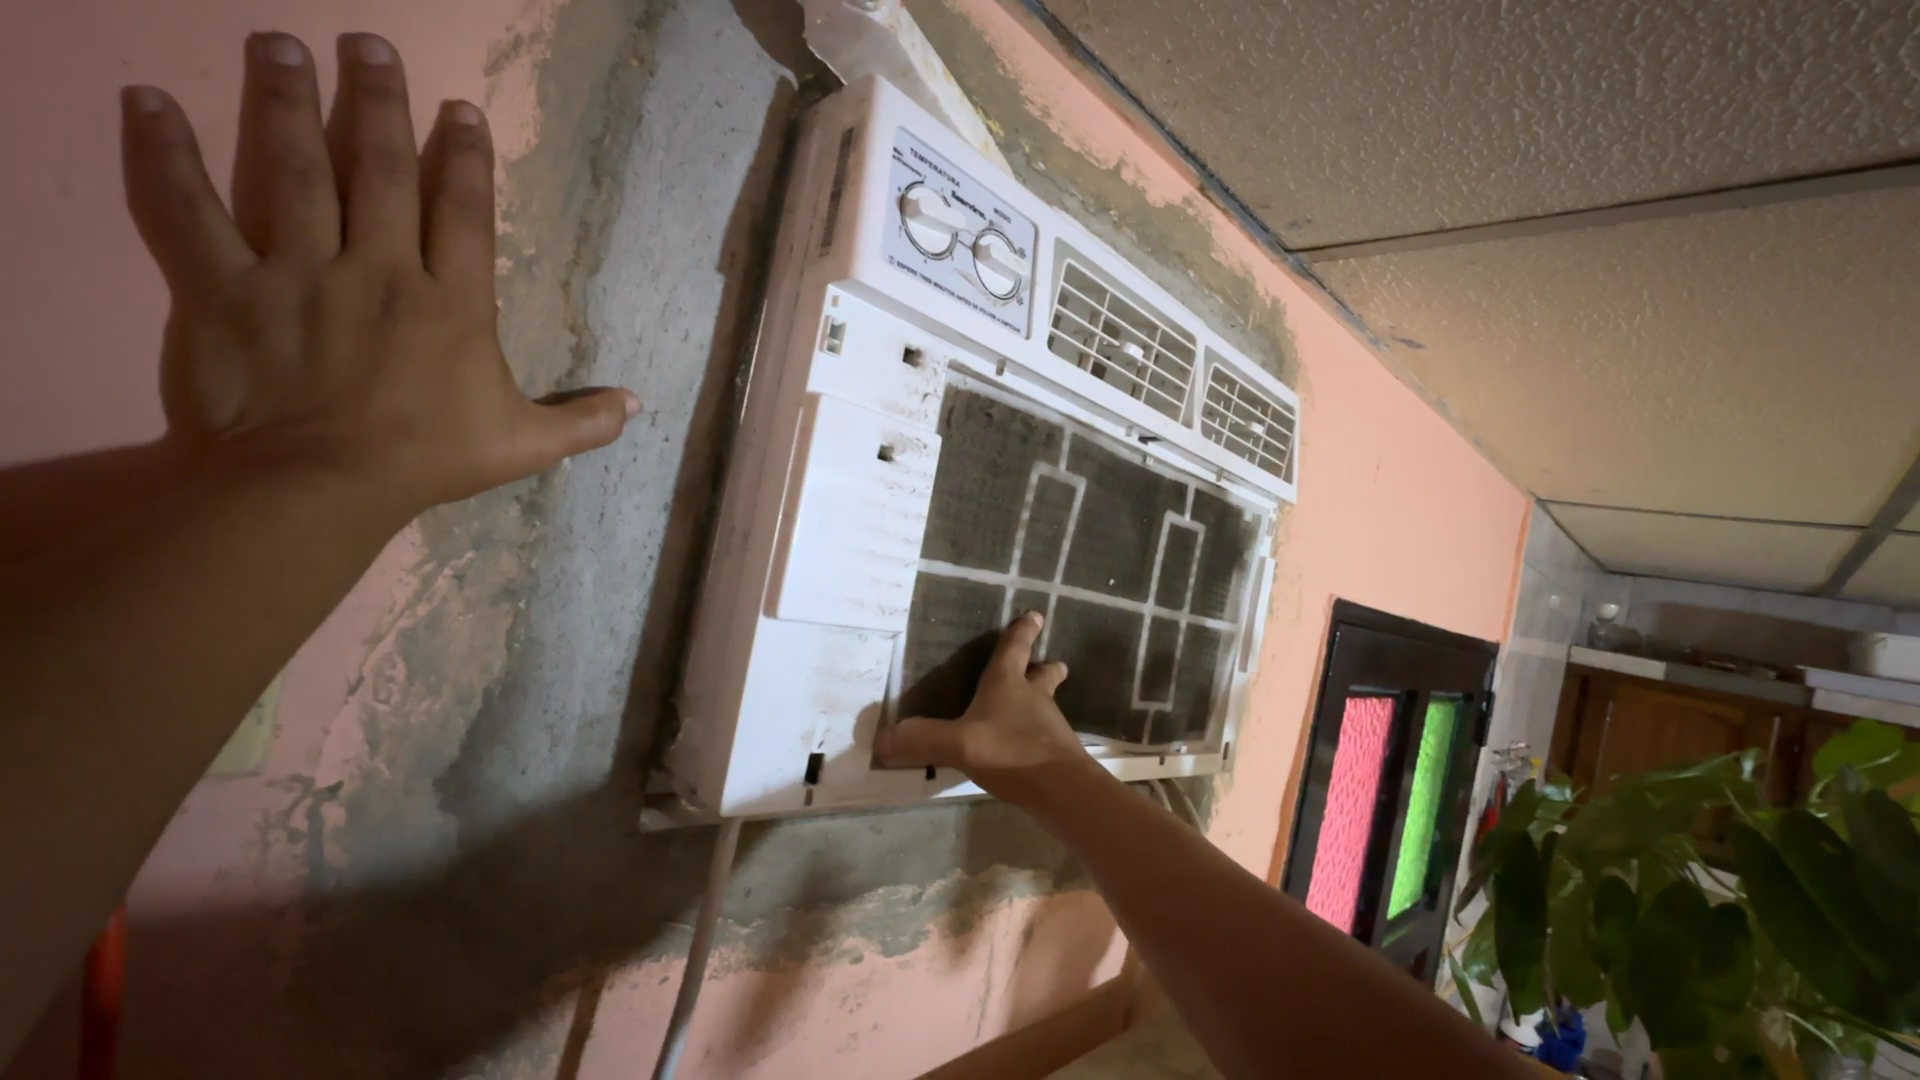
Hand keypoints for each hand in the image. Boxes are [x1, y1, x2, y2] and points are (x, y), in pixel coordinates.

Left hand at [123, 32, 636, 520]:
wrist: (322, 486)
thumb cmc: (431, 461)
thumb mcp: (525, 446)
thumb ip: (584, 422)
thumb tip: (638, 404)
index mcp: (452, 303)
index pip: (463, 213)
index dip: (465, 157)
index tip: (459, 107)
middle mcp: (381, 270)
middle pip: (383, 171)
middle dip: (380, 105)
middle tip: (371, 46)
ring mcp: (301, 272)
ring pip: (298, 171)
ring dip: (292, 103)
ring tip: (285, 44)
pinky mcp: (227, 287)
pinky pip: (188, 211)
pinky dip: (165, 154)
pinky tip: (148, 100)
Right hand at [876, 611, 1105, 807]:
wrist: (1062, 790)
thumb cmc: (1010, 752)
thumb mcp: (958, 745)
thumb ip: (921, 739)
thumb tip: (881, 739)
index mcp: (1008, 684)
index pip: (1014, 648)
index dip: (1022, 631)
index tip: (1035, 614)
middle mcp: (1033, 698)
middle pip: (1043, 675)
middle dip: (1044, 667)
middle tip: (1049, 661)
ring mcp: (1049, 726)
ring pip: (1047, 704)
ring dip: (1042, 699)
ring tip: (1035, 703)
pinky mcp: (1057, 753)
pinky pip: (1045, 734)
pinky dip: (1037, 733)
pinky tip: (1026, 745)